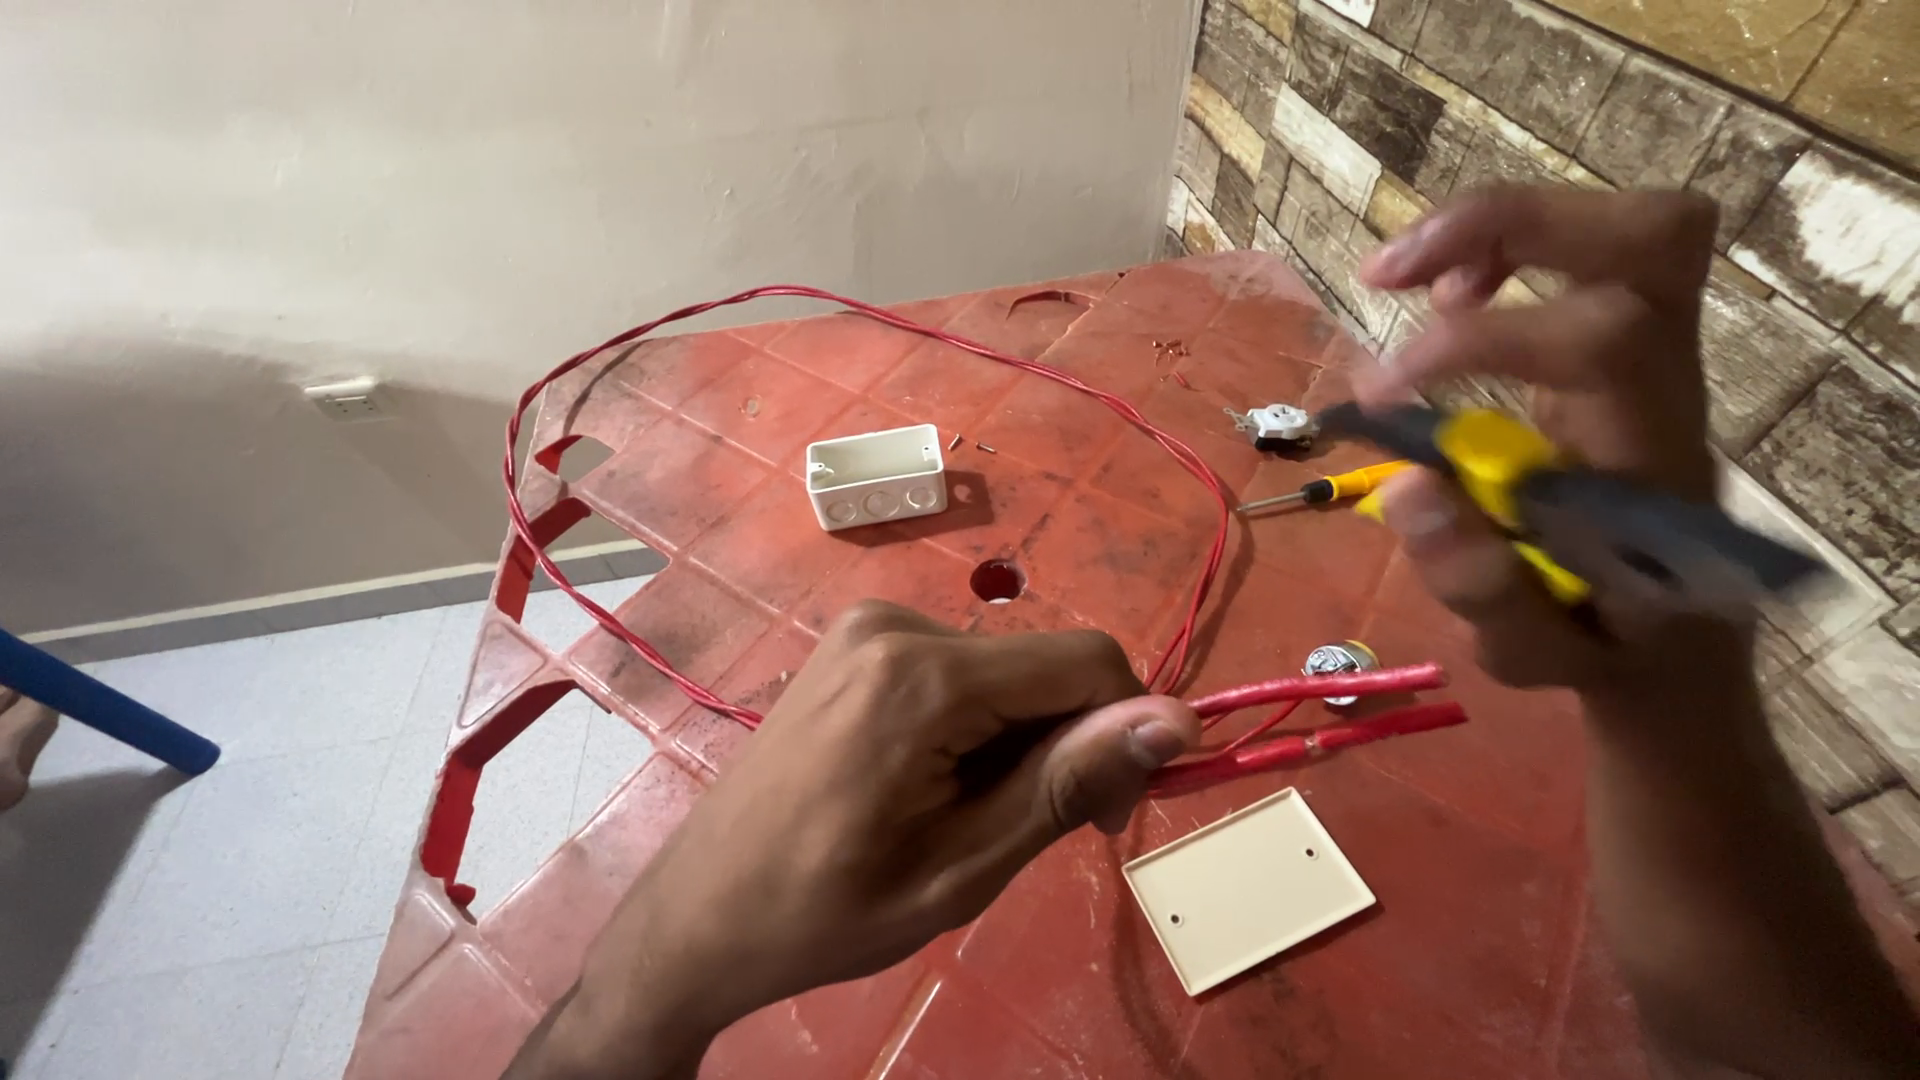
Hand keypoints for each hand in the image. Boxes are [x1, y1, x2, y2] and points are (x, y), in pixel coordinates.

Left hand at [537, 601, 1197, 1076]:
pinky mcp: (858, 640)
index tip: (1103, 815)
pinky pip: (958, 667)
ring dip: (1013, 738)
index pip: (1088, 661)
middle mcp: (898, 623)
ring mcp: (870, 624)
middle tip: (1011, 830)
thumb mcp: (964, 865)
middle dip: (1060, 743)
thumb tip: (1176, 720)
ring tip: (955, 810)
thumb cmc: (829, 908)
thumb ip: (1068, 781)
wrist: (702, 908)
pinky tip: (925, 776)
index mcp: (925, 675)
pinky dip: (973, 720)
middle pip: (1042, 665)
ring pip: (1004, 670)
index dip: (1124, 731)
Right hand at [1355, 185, 1737, 694]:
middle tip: (1384, 276)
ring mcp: (1653, 362)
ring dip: (1497, 229)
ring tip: (1397, 278)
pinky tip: (1441, 298)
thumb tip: (1404, 485)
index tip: (1374, 397)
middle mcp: (1666, 388)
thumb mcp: (1527, 646)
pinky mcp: (1622, 354)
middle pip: (1649, 238)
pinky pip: (1592, 256)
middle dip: (1507, 227)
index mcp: (1648, 458)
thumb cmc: (1598, 644)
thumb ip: (1476, 582)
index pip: (1599, 341)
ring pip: (1629, 229)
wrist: (1672, 637)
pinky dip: (1503, 250)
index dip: (1476, 345)